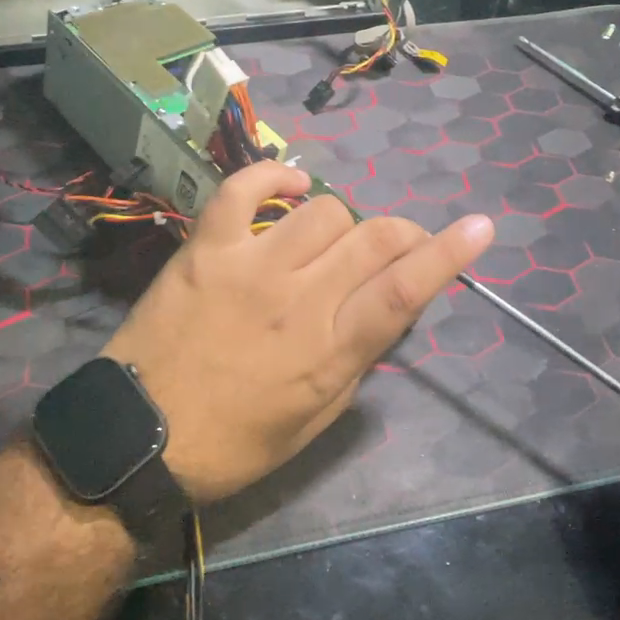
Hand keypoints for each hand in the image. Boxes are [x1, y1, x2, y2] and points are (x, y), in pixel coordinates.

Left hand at [102, 161, 493, 501]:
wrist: (141, 436)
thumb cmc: (234, 442)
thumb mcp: (314, 420)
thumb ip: (355, 361)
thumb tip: (382, 313)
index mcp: (330, 352)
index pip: (404, 289)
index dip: (448, 254)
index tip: (478, 227)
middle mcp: (299, 299)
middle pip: (373, 239)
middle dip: (404, 232)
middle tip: (400, 241)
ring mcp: (250, 265)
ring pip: (323, 211)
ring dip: (342, 221)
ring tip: (330, 238)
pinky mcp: (207, 247)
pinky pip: (243, 189)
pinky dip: (273, 177)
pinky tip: (290, 187)